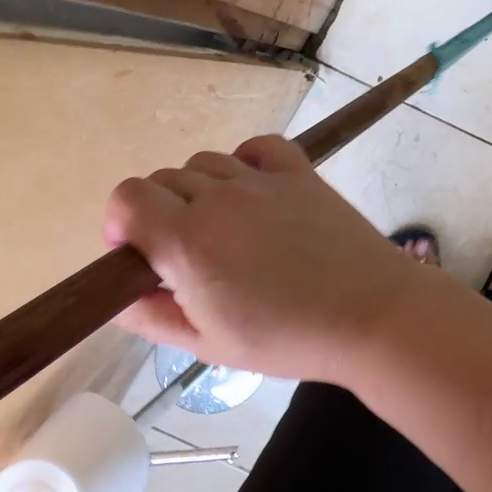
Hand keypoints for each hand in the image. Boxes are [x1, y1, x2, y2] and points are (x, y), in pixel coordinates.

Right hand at [103, 135, 426, 381]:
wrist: (369, 311)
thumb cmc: (287, 337)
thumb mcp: (208, 345)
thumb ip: (153, 316)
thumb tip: (122, 294)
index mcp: (189, 242)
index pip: (127, 198)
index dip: (122, 223)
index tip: (139, 254)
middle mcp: (221, 199)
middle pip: (164, 179)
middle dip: (158, 212)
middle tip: (184, 254)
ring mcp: (264, 180)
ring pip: (207, 162)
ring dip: (200, 189)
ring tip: (223, 228)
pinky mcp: (301, 173)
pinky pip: (260, 145)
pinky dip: (246, 159)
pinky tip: (253, 190)